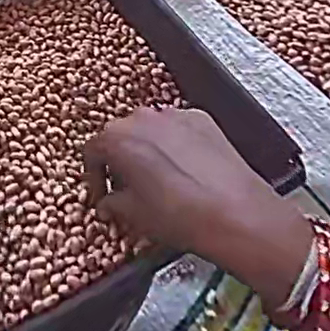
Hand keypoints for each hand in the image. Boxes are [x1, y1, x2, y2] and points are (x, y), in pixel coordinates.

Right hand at [82, 108, 303, 295]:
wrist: (237, 214)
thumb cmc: (179, 214)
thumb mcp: (133, 215)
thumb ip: (112, 203)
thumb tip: (109, 202)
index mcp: (116, 139)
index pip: (93, 150)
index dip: (94, 175)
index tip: (102, 192)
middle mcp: (141, 118)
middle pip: (121, 135)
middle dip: (121, 160)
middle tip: (128, 187)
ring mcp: (173, 115)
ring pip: (150, 129)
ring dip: (148, 149)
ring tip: (160, 179)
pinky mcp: (201, 119)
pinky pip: (178, 129)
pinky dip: (176, 145)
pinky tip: (186, 170)